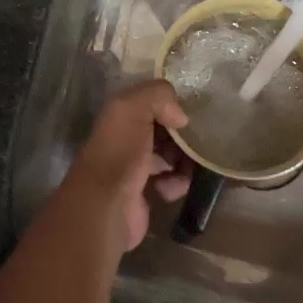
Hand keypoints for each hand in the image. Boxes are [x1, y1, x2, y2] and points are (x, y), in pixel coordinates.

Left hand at [65, 80, 190, 251]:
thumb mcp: (132, 108)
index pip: (148, 102)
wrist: (106, 206)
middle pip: (163, 130)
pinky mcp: (145, 193)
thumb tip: (180, 117)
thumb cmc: (119, 151)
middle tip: (196, 140)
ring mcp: (134, 167)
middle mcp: (125, 138)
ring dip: (182, 160)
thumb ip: (157, 96)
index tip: (191, 110)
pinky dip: (176, 183)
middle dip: (181, 135)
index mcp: (118, 116)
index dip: (169, 103)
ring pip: (169, 156)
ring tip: (187, 166)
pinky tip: (170, 188)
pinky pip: (171, 182)